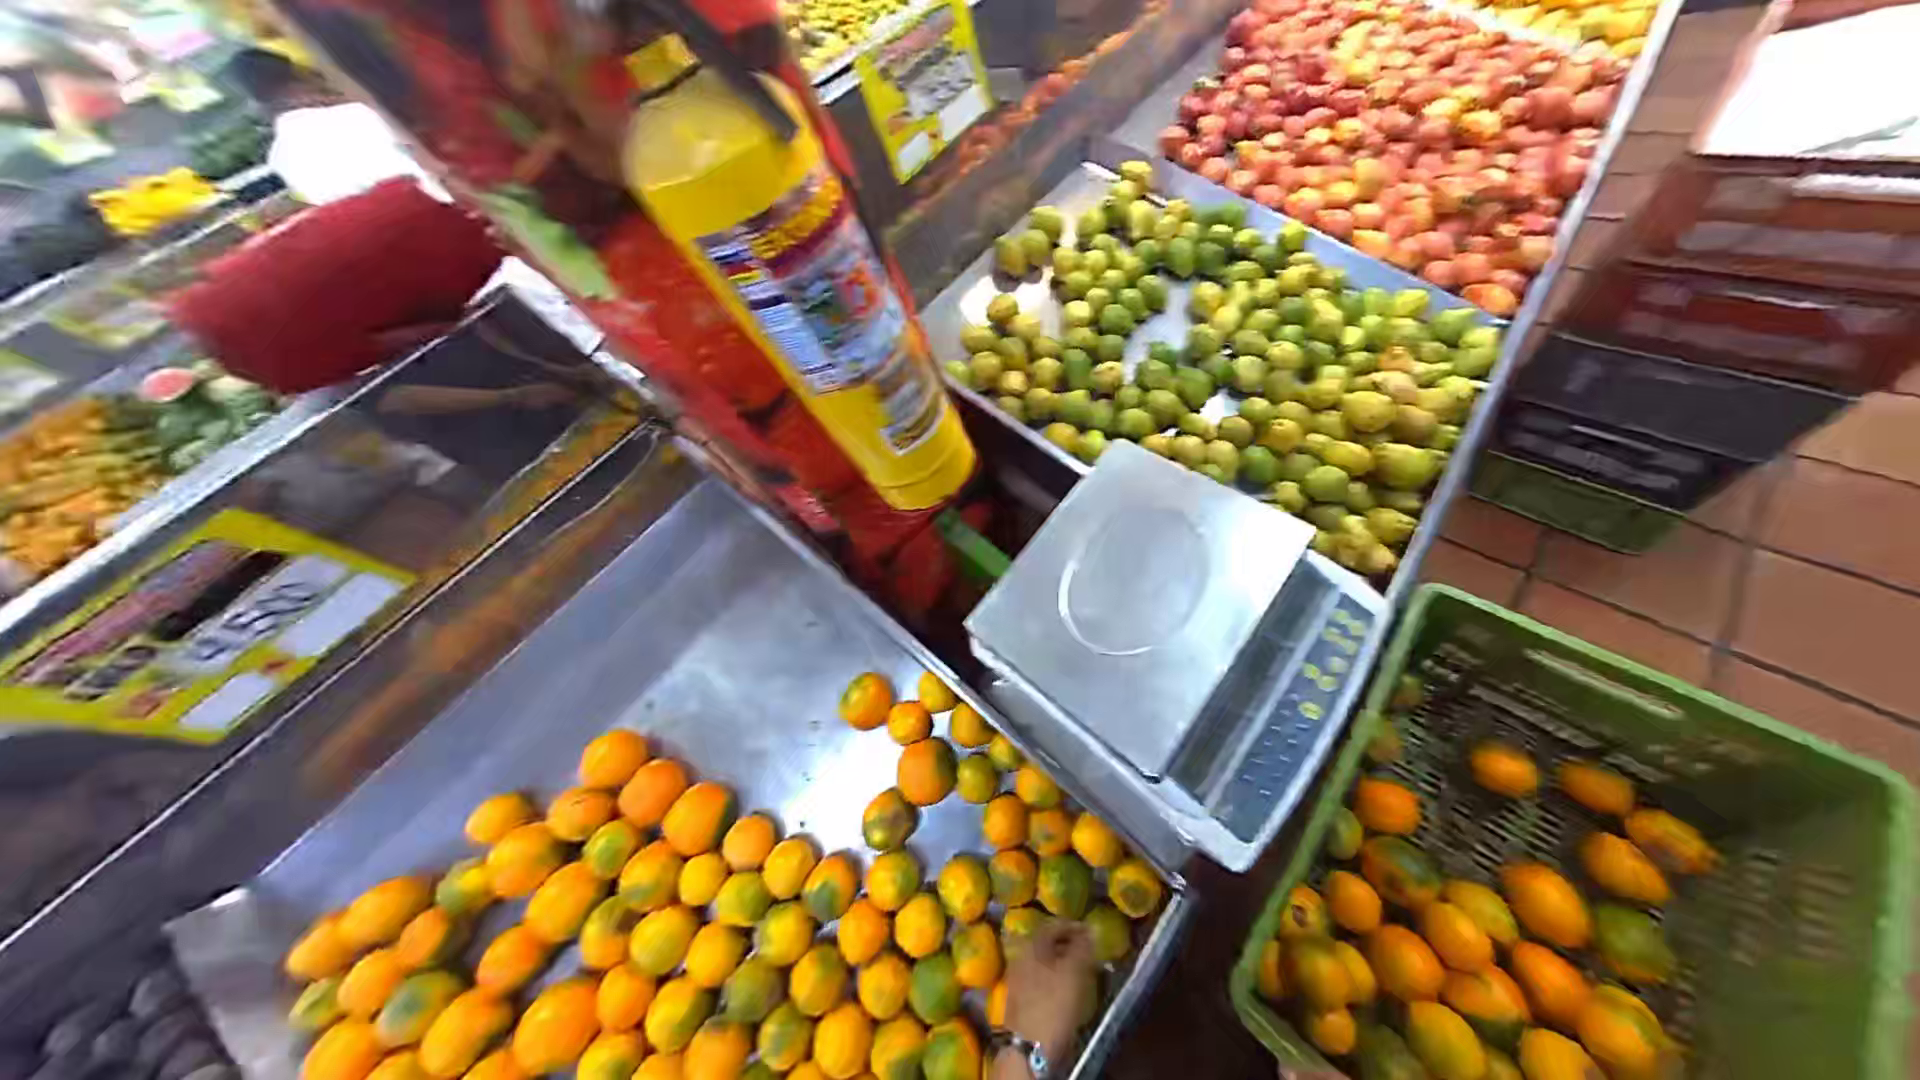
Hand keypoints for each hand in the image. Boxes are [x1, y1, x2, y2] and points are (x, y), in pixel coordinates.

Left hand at [1003, 919, 1093, 1061]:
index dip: (1074, 926)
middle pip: (1047, 942)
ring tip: (1081, 971)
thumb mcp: (1073, 972)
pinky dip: (1054, 977)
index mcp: (1031, 943)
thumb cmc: (1053, 1004)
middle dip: (1068, 944)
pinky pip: (1040, 977)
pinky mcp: (1019, 997)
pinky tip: (1065, 989)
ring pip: (1044, 961)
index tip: (1092, 933)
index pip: (1054, 924)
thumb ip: (1082, 947)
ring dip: (1062, 962)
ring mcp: (1017, 976)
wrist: (1029, 1047)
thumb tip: (1090, 928)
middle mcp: (1021, 954)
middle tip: (1088, 952)